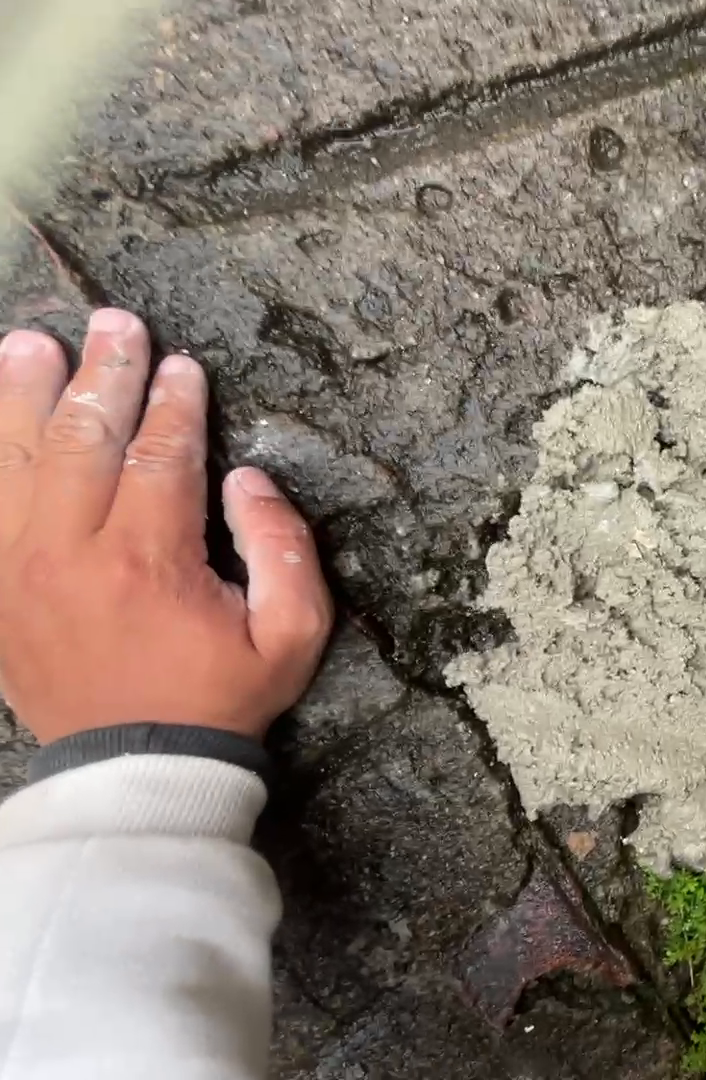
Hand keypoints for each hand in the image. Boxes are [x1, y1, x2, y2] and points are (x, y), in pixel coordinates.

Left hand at [0, 309, 331, 744]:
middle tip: (112, 323)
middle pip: (77, 442)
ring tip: (25, 341)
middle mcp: (64, 551)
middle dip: (98, 376)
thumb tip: (250, 480)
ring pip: (5, 460)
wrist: (139, 756)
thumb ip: (282, 550)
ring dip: (15, 395)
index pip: (160, 459)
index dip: (176, 407)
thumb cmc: (230, 687)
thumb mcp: (296, 629)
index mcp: (148, 559)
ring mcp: (8, 566)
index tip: (186, 364)